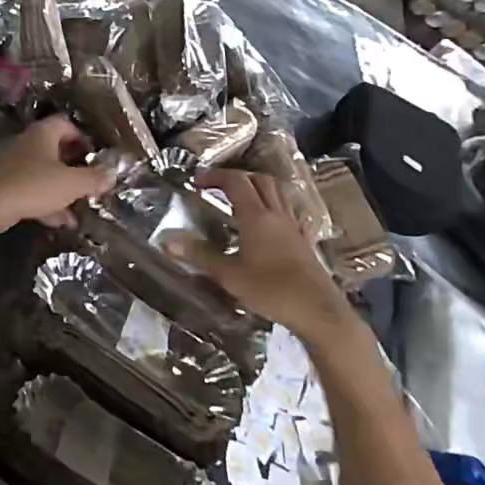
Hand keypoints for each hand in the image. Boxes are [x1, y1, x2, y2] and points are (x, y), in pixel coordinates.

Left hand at [0, 115, 116, 230]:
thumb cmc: (33, 186)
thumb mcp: (71, 184)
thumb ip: (94, 179)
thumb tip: (113, 174)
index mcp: (44, 134)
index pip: (67, 124)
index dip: (84, 137)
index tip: (97, 154)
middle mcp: (28, 144)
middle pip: (57, 150)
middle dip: (76, 167)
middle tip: (92, 181)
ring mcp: (15, 166)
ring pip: (46, 173)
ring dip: (64, 189)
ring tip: (81, 207)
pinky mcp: (5, 186)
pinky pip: (33, 190)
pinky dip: (48, 203)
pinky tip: (61, 222)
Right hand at [169, 169, 355, 340]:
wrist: (316, 309)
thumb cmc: (270, 290)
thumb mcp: (229, 275)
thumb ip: (200, 255)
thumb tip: (168, 240)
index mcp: (256, 216)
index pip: (236, 182)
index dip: (216, 176)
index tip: (197, 182)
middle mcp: (276, 213)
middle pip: (260, 180)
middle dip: (237, 177)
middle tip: (218, 187)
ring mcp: (293, 225)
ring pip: (277, 191)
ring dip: (258, 186)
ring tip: (241, 198)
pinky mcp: (304, 239)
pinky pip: (289, 210)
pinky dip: (275, 205)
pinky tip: (269, 221)